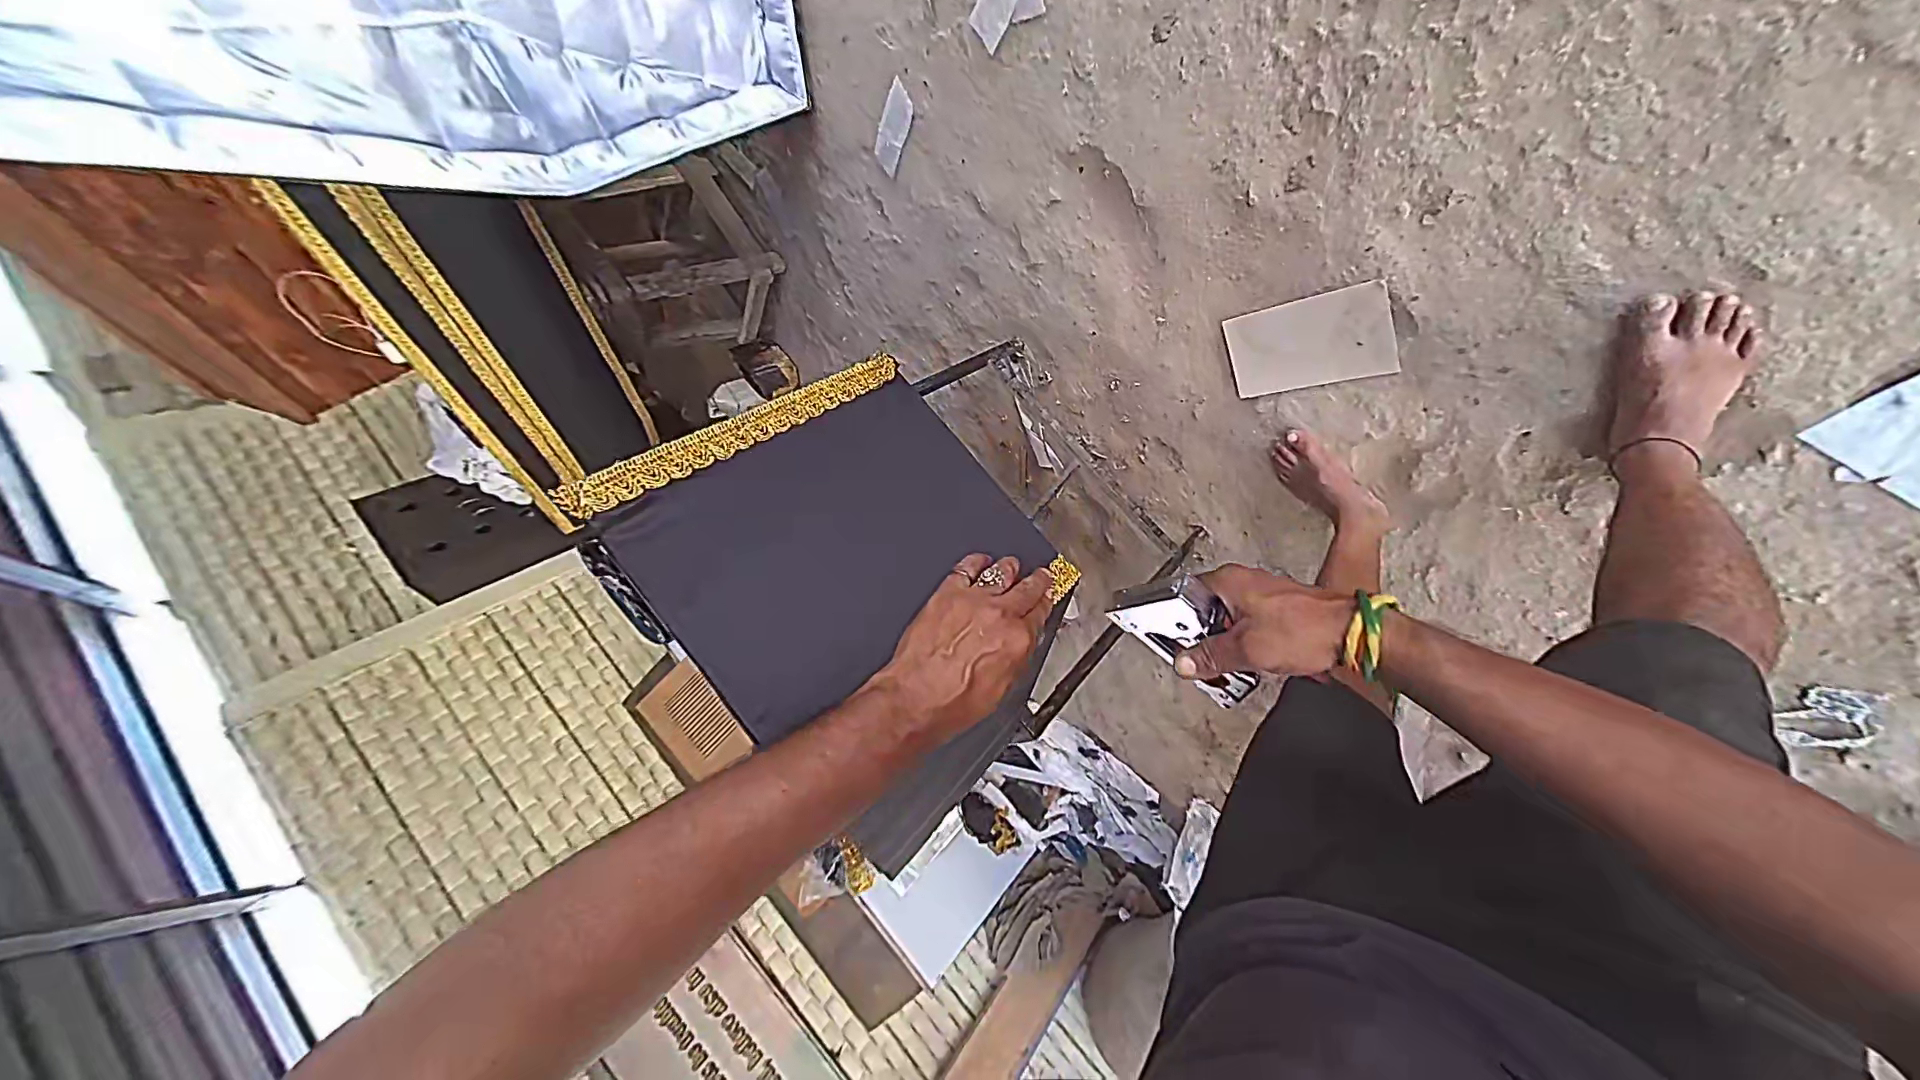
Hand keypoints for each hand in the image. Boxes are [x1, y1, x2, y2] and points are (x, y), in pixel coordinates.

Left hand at [865, 554, 1054, 740]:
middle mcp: (1000, 614)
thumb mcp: (1001, 689)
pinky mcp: (947, 593)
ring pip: (1001, 572)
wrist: (914, 698)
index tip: (1049, 596)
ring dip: (1011, 568)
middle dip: (1039, 580)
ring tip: (1013, 565)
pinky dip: (977, 561)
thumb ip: (1016, 658)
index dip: (1047, 603)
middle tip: (1043, 575)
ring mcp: (973, 600)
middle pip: (1028, 587)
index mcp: (1018, 640)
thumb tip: (1020, 646)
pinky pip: (967, 567)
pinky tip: (981, 561)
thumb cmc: (952, 702)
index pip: (1041, 612)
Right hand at [1172, 564, 1352, 678]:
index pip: (1186, 595)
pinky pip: (1248, 627)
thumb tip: (1185, 661)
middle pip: (1206, 610)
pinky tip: (1251, 662)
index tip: (1179, 641)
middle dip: (1204, 637)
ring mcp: (1262, 596)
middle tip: (1204, 657)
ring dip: (1226, 643)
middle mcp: (1244, 582)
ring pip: (1228, 621)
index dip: (1179, 621)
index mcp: (1229, 581)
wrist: (1351, 637)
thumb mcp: (1244, 649)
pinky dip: (1245, 644)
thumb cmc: (1306, 631)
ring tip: (1229, 663)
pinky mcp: (1278, 612)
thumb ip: (1209, 656)